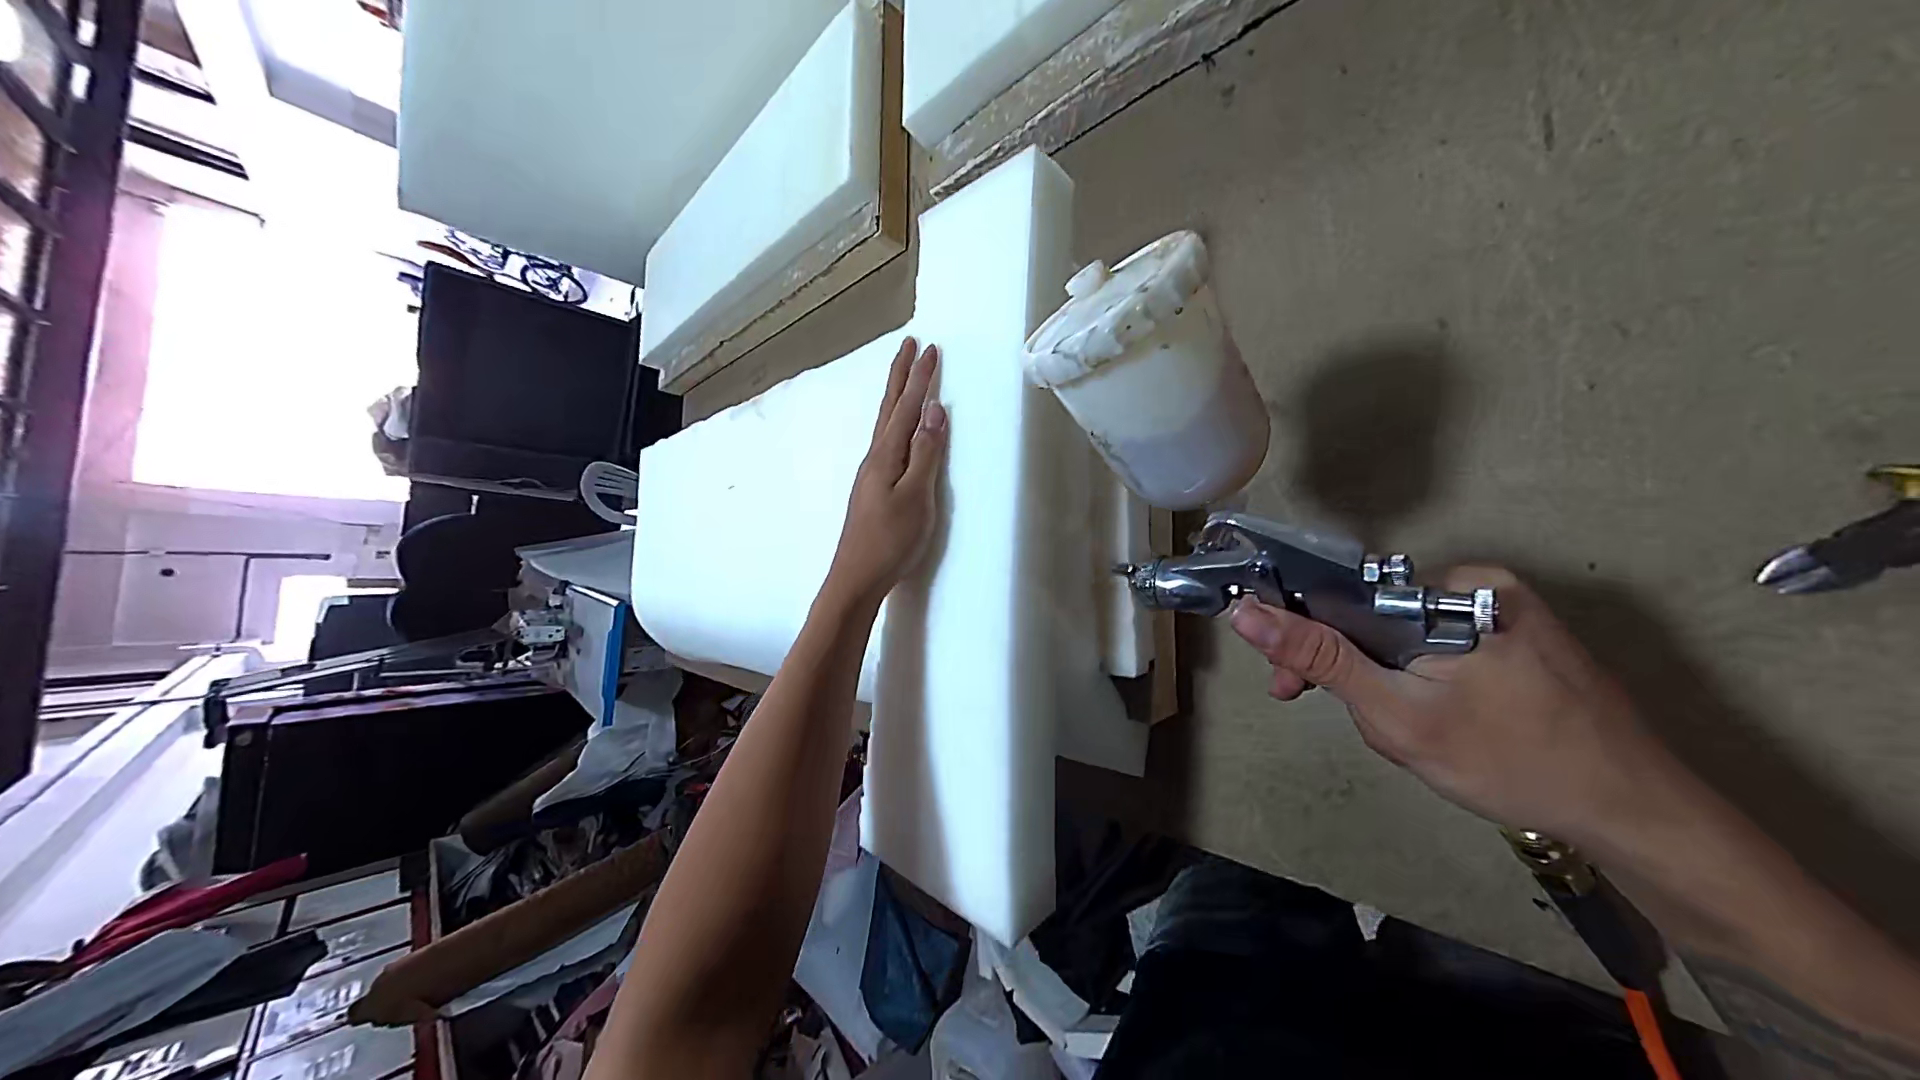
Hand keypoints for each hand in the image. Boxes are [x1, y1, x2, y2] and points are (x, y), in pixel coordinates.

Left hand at [824, 338, 946, 607]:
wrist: (856, 578)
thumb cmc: (890, 541)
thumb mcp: (916, 496)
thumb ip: (925, 453)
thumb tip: (933, 410)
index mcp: (886, 456)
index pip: (907, 408)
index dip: (920, 379)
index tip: (930, 348)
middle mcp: (874, 458)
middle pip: (889, 408)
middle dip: (901, 375)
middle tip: (909, 344)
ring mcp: (871, 474)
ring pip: (885, 423)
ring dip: (896, 396)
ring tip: (904, 376)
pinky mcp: (873, 488)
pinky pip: (886, 441)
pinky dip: (894, 422)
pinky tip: (895, 428)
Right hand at [1228, 567, 1685, 843]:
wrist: (1638, 818)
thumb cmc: (1513, 761)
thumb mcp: (1397, 714)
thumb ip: (1318, 657)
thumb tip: (1246, 613)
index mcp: (1455, 588)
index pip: (1346, 600)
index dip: (1307, 642)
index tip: (1291, 687)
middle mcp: (1482, 587)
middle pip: (1375, 622)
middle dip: (1357, 676)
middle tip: (1367, 726)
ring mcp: (1508, 614)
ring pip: (1405, 643)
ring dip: (1390, 688)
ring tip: (1412, 736)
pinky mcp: (1523, 640)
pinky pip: (1440, 652)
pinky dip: (1423, 688)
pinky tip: (1441, 726)